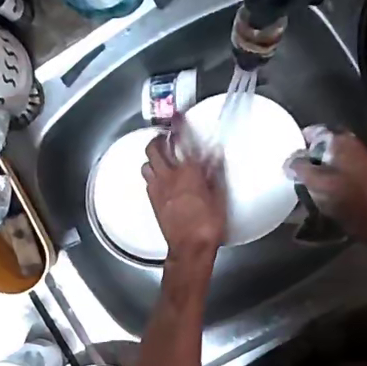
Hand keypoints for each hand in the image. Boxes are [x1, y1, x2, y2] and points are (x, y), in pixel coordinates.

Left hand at [144, 118, 226, 260]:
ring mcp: (157, 188)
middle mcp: (168, 176)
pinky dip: (152, 174)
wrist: (189, 247)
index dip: (179, 127)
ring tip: (162, 157)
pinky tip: (161, 179)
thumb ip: (215, 173)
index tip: (179, 117)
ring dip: (153, 158)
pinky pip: (147, 180)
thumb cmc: (208, 224)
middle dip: (158, 139)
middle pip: (154, 148)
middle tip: (166, 137)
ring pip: (147, 164)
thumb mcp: (219, 197)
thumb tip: (216, 155)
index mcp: (188, 171)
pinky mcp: (152, 200)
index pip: (182, 141)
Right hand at [285, 126, 366, 243]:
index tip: (285, 156)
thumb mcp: (314, 181)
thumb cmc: (345, 196)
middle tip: (291, 171)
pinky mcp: (360, 176)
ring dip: (316, 170)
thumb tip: (288, 161)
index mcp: (339, 140)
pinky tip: (318, 191)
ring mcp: (357, 160)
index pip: (312, 132)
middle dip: (306, 158)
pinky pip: (337, 172)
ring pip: (329, 160)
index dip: (297, 142)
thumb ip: (297, 166)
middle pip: (320, 146)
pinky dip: (327, 178)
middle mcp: (350, 145)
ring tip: (302, 183)